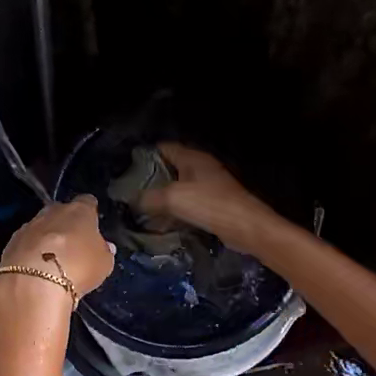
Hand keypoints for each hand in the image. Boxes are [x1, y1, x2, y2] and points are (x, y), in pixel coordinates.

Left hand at [0, 195, 113, 298]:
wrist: (33, 284)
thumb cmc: (78, 268)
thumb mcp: (103, 264)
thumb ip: (104, 251)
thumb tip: (104, 245)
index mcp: (79, 211)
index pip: (87, 202)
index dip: (90, 211)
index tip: (92, 221)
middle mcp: (52, 212)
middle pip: (60, 211)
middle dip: (65, 223)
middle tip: (72, 243)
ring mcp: (28, 226)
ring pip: (40, 226)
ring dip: (46, 238)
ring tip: (51, 259)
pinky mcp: (11, 242)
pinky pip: (25, 243)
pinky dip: (30, 251)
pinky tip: (34, 268)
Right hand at [137, 143, 281, 250]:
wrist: (246, 227)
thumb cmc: (209, 205)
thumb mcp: (172, 198)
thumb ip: (149, 197)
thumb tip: (133, 200)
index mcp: (192, 158)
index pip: (164, 148)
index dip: (146, 155)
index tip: (129, 169)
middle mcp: (201, 168)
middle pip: (171, 168)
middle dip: (152, 179)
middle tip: (133, 192)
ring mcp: (209, 186)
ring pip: (179, 187)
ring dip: (163, 198)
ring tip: (143, 209)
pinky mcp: (213, 204)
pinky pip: (188, 203)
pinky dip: (175, 211)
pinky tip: (164, 223)